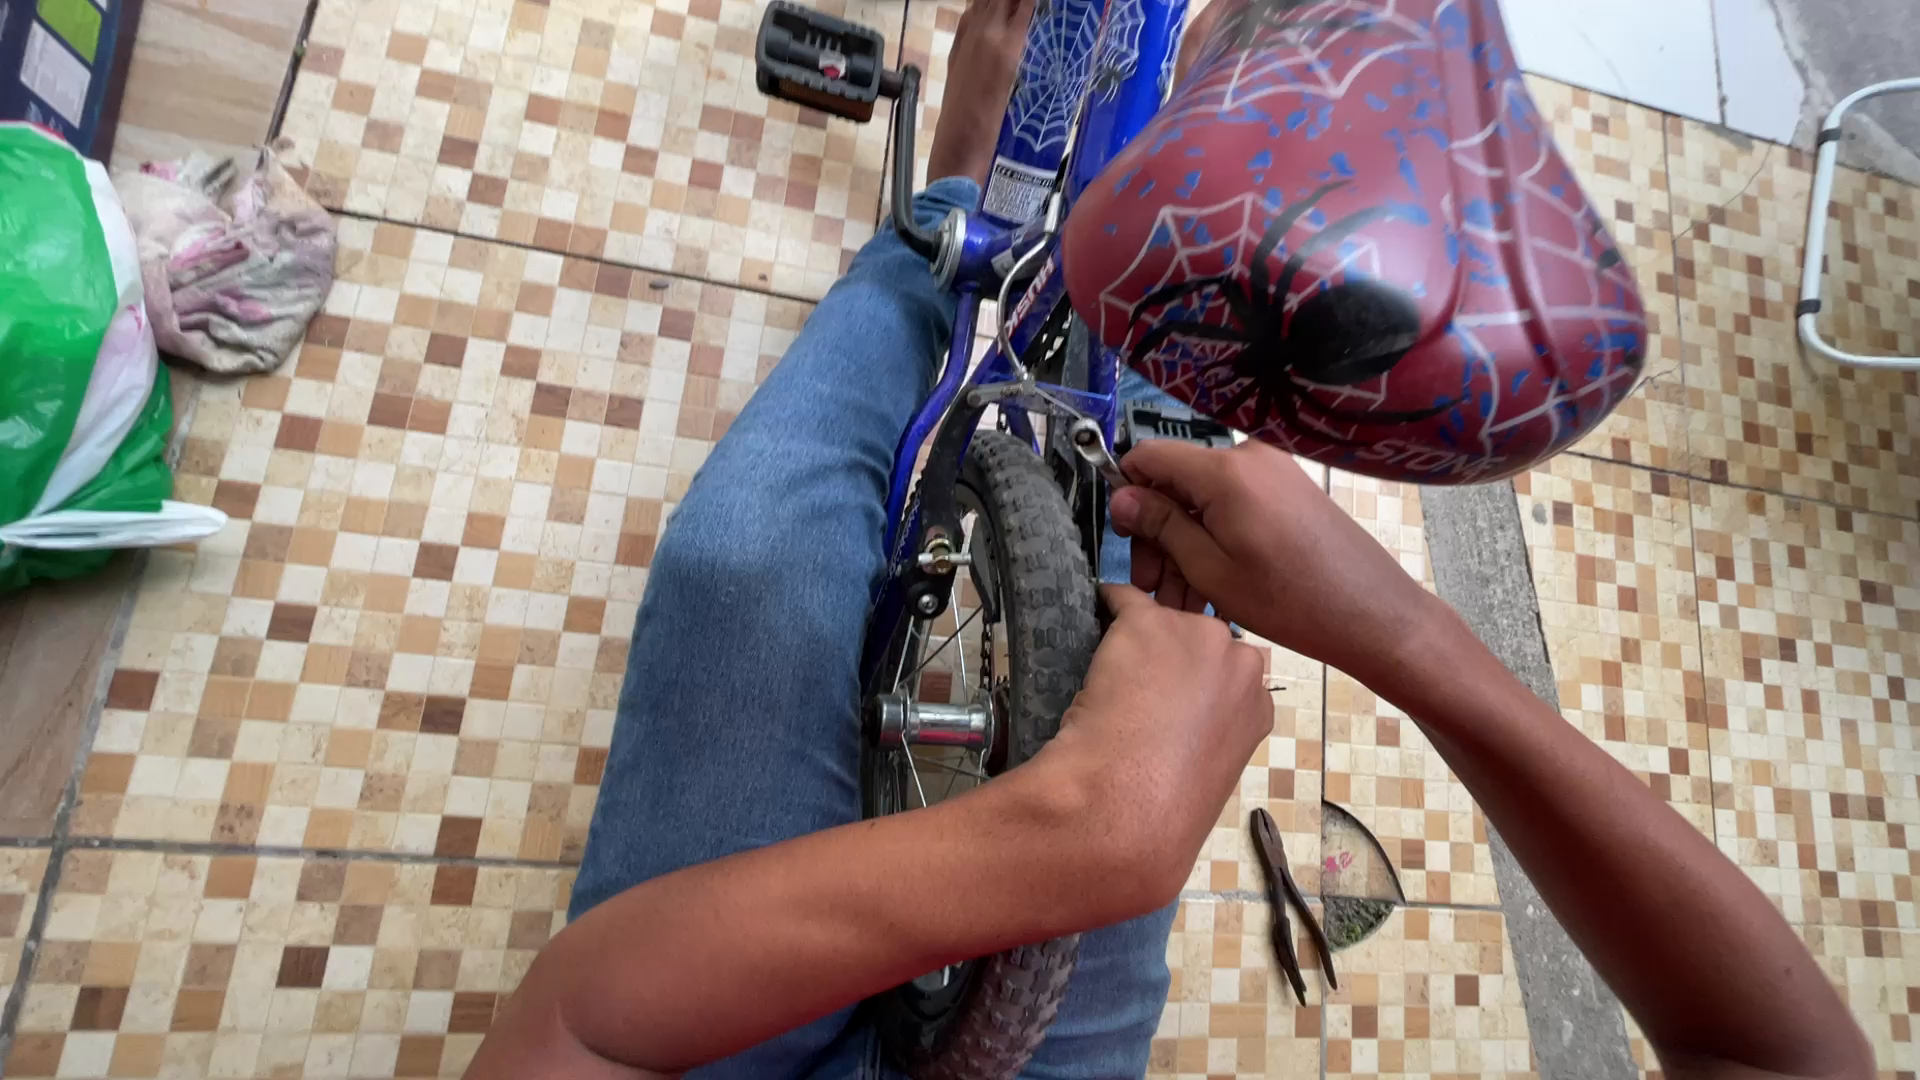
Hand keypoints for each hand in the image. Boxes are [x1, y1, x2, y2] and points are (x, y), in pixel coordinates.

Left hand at [1041, 584, 1270, 908]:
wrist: (1127, 799)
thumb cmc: (1165, 802)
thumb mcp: (1207, 770)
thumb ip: (1206, 733)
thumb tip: (1180, 726)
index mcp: (1258, 705)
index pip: (1230, 673)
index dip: (1197, 683)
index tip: (1174, 695)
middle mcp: (1238, 662)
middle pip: (1204, 641)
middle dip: (1178, 656)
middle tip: (1144, 684)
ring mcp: (1196, 636)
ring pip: (1167, 623)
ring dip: (1146, 638)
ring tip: (1118, 671)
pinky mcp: (1148, 622)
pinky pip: (1126, 598)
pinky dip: (1111, 600)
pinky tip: (1100, 603)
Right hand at [1108, 439, 1438, 685]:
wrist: (1373, 615)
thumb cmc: (1288, 600)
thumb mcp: (1210, 569)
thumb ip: (1161, 525)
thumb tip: (1120, 496)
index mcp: (1224, 471)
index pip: (1148, 456)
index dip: (1127, 493)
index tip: (1126, 538)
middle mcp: (1247, 458)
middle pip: (1175, 484)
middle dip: (1156, 534)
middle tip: (1152, 587)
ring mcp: (1271, 472)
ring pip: (1201, 503)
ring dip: (1182, 548)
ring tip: (1180, 602)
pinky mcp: (1285, 491)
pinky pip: (1230, 509)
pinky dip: (1212, 543)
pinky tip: (1207, 590)